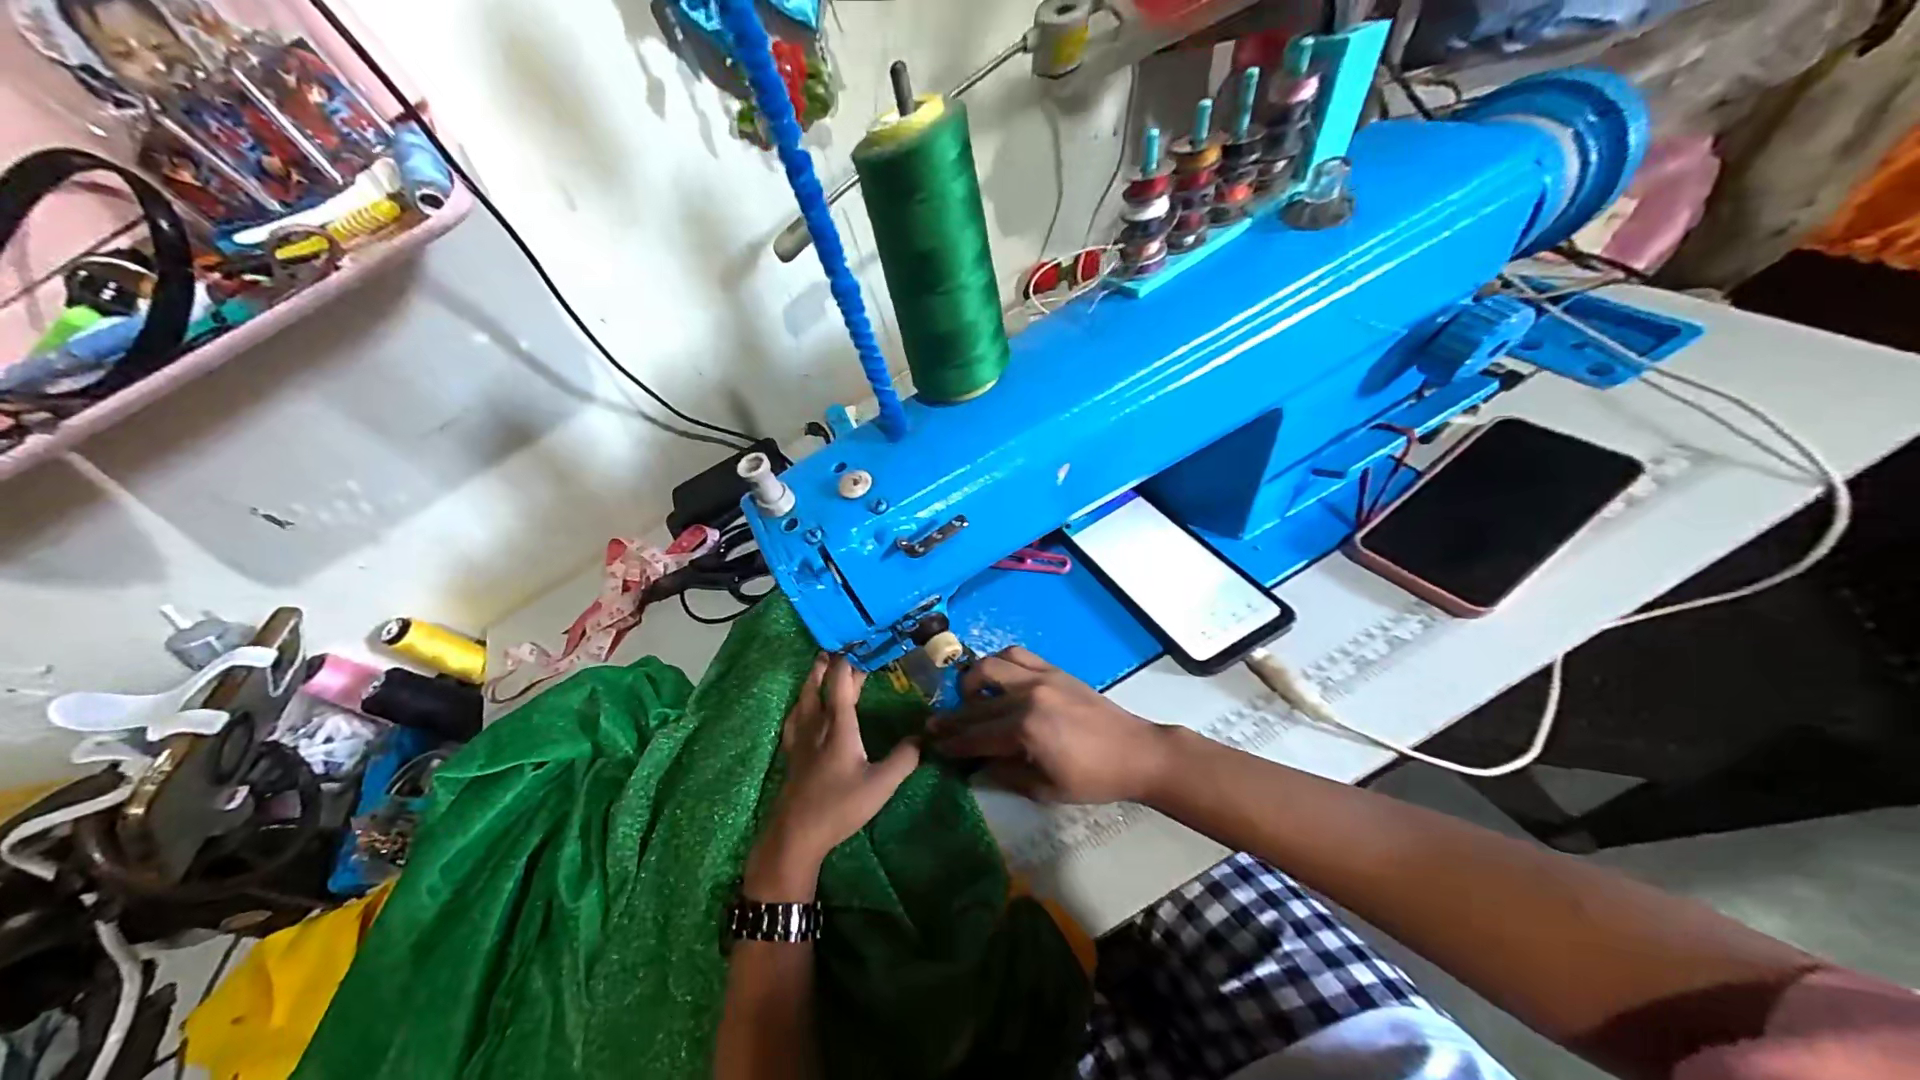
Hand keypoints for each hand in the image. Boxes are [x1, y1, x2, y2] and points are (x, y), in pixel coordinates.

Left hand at [748, 654, 920, 897]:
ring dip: (812, 679)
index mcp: (838, 727)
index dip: (848, 662)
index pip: (840, 683)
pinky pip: (794, 717)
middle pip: (819, 686)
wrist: (795, 834)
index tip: (859, 646)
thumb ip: (904, 759)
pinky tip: (800, 707)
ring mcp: (800, 739)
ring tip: (818, 666)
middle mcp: (816, 725)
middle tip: (839, 650)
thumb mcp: (880, 785)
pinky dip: (801, 703)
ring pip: (804, 699)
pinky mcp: (791, 754)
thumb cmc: (839, 807)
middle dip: (829, 665)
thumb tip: (922, 736)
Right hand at [928, 646, 1173, 803]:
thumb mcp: (1045, 790)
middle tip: (936, 726)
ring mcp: (1041, 678)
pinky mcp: (1053, 670)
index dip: (953, 743)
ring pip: (991, 666)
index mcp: (1026, 730)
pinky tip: (997, 678)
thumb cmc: (1093, 778)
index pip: (977, 736)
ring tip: (968, 696)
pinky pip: (1017, 655)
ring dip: (972, 680)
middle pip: (977, 704)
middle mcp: (1028, 696)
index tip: (933, 746)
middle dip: (953, 717)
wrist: (1136, 752)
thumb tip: (978, 764)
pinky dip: (999, 663)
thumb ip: (1006, 774)